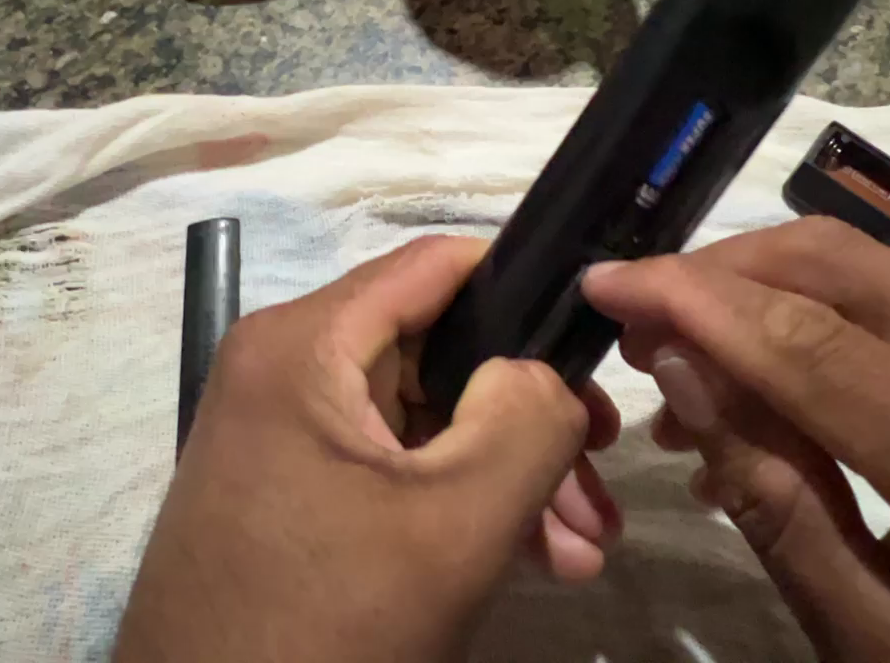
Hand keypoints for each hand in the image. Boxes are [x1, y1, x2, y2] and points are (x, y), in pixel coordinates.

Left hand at [115, 236, 620, 662]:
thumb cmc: (327, 632)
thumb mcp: (454, 526)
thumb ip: (526, 421)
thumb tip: (540, 371)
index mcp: (306, 342)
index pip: (434, 264)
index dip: (518, 285)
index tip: (587, 337)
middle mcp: (289, 364)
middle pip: (439, 348)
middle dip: (528, 413)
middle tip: (600, 466)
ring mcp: (290, 426)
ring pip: (428, 414)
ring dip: (508, 469)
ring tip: (583, 542)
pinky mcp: (299, 481)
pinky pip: (399, 462)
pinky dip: (464, 498)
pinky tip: (537, 556)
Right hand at [582, 217, 889, 662]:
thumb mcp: (879, 662)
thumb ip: (776, 509)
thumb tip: (681, 371)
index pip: (822, 351)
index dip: (700, 303)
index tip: (608, 283)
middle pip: (848, 269)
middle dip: (722, 270)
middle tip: (636, 310)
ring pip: (873, 270)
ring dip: (759, 286)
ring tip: (682, 345)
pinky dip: (809, 316)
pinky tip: (761, 370)